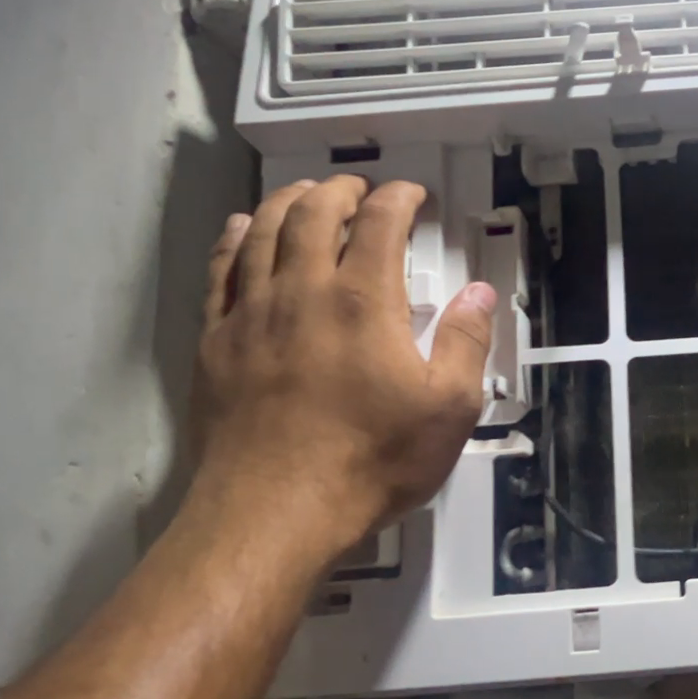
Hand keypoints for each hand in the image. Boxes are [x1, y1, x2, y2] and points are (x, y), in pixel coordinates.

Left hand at [191, 175, 496, 551]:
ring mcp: (250, 314)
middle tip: (362, 188)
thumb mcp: (450, 408)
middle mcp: (301, 292)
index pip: (380, 224)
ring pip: (262, 231)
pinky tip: (244, 229)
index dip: (400, 198)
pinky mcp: (216, 342)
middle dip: (341, 190)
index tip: (415, 194)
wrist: (277, 510)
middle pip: (313, 214)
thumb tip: (481, 292)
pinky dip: (236, 238)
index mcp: (363, 302)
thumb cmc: (374, 460)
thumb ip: (467, 343)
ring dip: (288, 201)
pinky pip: (220, 270)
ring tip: (307, 194)